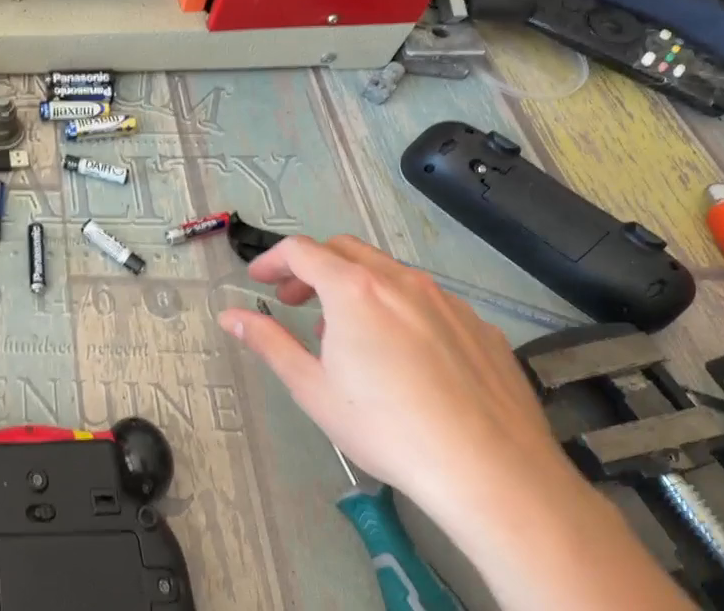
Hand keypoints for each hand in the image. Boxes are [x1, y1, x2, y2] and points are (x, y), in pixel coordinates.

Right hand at [217, 235, 567, 508]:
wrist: (493, 472)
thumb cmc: (387, 429)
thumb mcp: (313, 389)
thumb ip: (269, 343)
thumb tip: (229, 315)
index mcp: (353, 289)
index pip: (302, 251)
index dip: (273, 260)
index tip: (259, 280)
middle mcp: (400, 282)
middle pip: (345, 250)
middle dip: (313, 267)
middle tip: (296, 301)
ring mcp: (447, 302)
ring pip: (389, 273)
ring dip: (355, 286)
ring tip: (348, 333)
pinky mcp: (482, 328)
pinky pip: (429, 301)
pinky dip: (399, 308)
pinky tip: (404, 354)